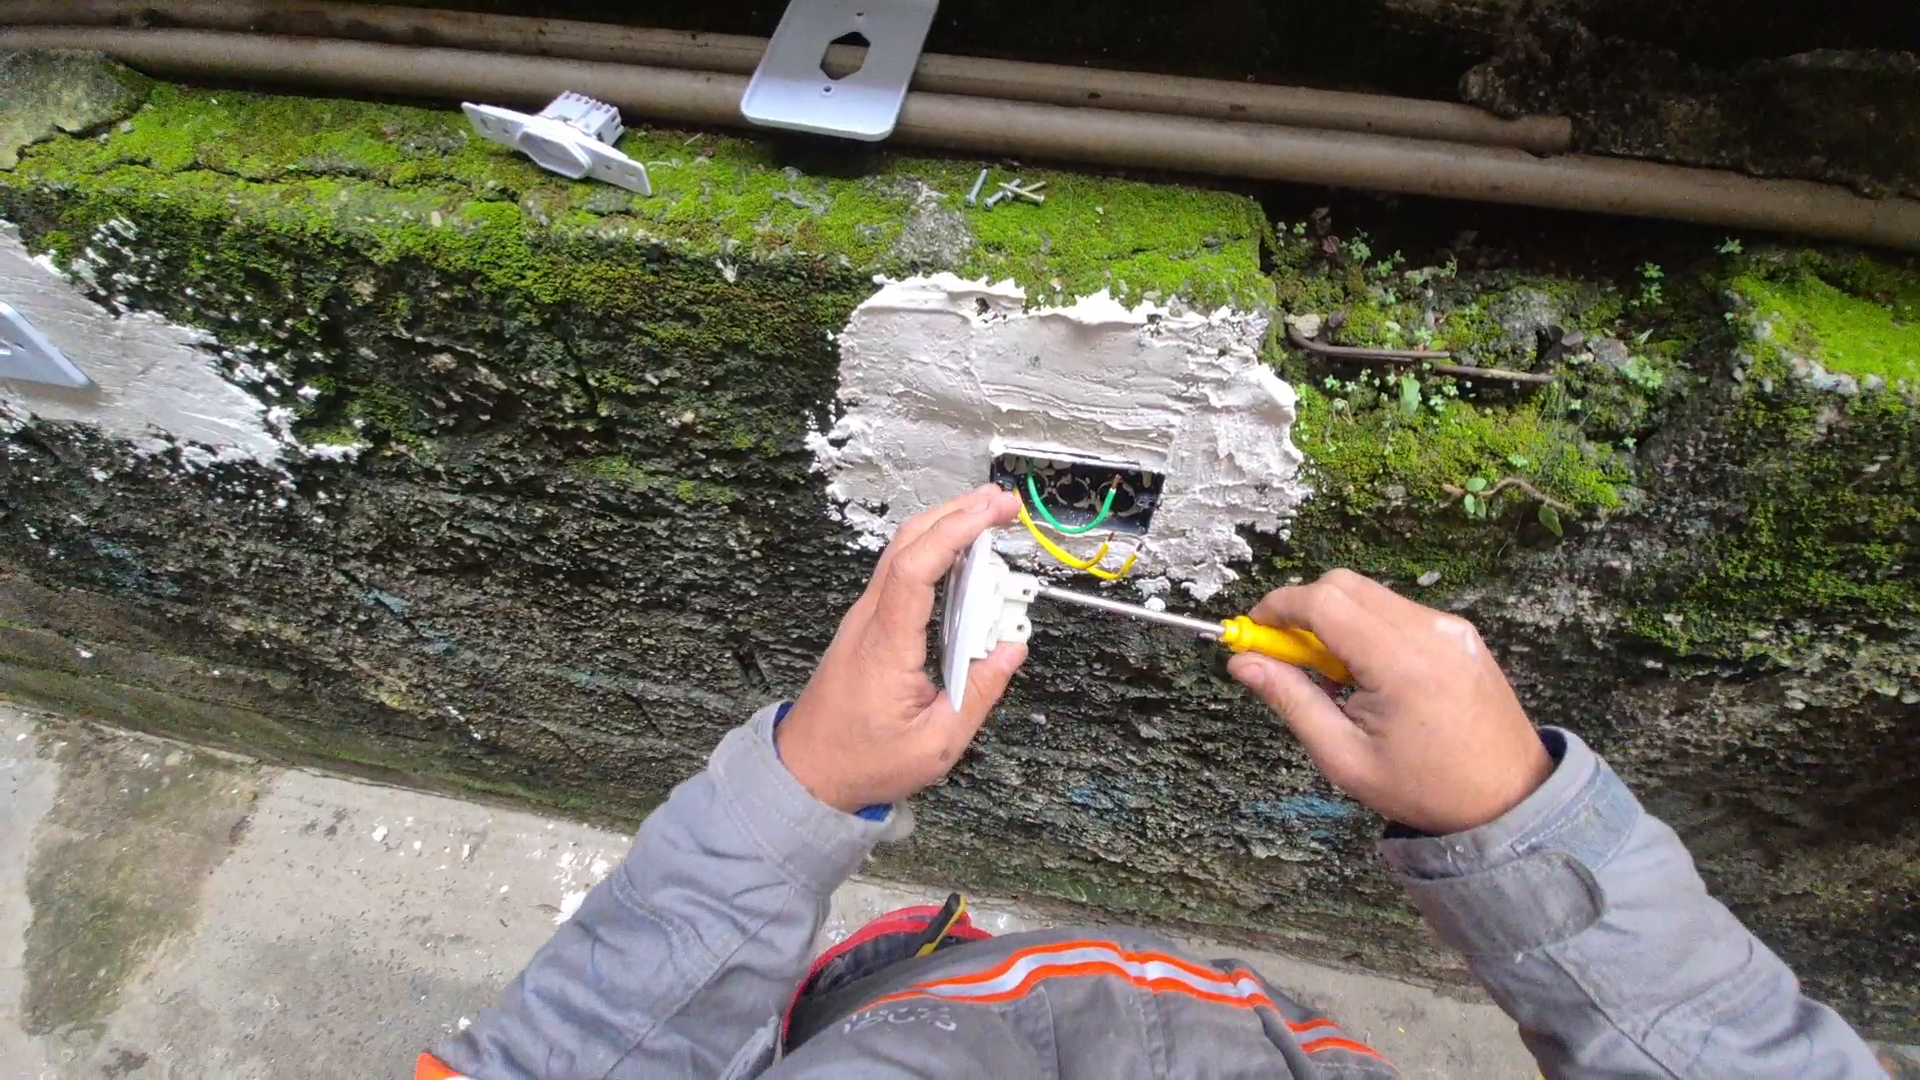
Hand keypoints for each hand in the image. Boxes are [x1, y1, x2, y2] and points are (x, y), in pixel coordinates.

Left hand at [778, 486, 1028, 813]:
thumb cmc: (862, 761)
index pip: (915, 568)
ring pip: (901, 551)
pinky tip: (960, 554)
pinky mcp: (869, 624)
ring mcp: (865, 617)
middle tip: (1002, 503)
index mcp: (886, 645)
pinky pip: (900, 572)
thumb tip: (1012, 648)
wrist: (806, 771)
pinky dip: (933, 549)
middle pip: (907, 542)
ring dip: (944, 525)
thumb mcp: (936, 744)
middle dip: (957, 512)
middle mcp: (870, 619)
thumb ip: (980, 693)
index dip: (955, 531)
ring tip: (988, 517)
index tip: (993, 512)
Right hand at [1227, 570, 1552, 835]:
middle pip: (1341, 584)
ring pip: (1366, 593)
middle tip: (1286, 653)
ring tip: (1330, 670)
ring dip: (1330, 617)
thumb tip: (1241, 662)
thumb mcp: (1343, 756)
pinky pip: (1392, 607)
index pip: (1322, 601)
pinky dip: (1361, 624)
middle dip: (1300, 608)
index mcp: (1401, 663)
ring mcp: (1449, 627)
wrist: (1515, 804)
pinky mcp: (1458, 631)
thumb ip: (1290, 699)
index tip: (1252, 634)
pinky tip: (1364, 670)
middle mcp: (1429, 630)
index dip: (1276, 608)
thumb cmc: (1423, 788)